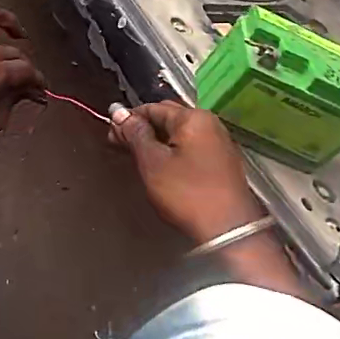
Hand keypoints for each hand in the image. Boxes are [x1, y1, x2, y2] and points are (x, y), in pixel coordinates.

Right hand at [109, 102, 265, 243]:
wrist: (228, 230)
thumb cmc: (187, 193)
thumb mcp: (153, 162)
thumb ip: (135, 135)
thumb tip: (119, 113)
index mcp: (193, 118)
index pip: (153, 107)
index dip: (129, 118)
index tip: (111, 133)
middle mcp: (210, 124)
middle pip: (168, 118)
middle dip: (143, 129)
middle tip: (121, 144)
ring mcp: (219, 143)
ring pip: (180, 134)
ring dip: (157, 141)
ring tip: (138, 156)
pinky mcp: (222, 163)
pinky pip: (191, 147)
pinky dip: (173, 152)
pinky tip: (161, 166)